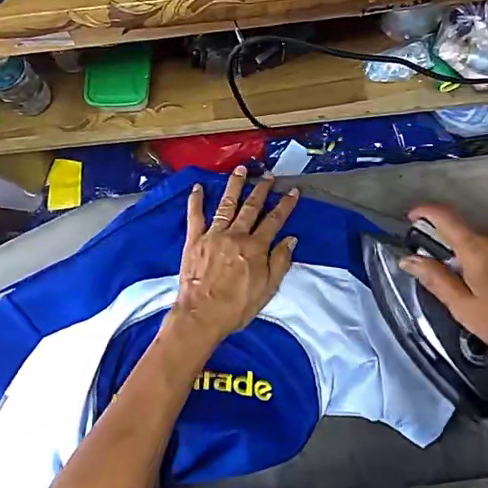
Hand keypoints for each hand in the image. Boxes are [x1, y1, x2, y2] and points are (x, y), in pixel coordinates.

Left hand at [168, 167, 300, 346]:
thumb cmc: (238, 306)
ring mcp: (213, 236)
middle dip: (262, 190)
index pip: (275, 220)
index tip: (293, 191)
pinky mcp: (194, 241)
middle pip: (251, 207)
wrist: (201, 316)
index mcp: (256, 247)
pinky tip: (198, 187)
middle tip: (269, 176)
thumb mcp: (268, 288)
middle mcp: (236, 235)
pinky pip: (195, 216)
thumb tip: (291, 240)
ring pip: (226, 205)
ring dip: (234, 186)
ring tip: (240, 170)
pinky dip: (196, 201)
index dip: (285, 204)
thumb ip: (280, 261)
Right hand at [397, 203, 487, 383]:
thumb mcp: (467, 310)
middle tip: (450, 292)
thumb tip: (409, 259)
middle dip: (453, 258)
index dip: (426, 212)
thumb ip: (437, 281)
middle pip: (468, 240)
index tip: (412, 217)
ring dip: (477, 271)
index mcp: (478, 250)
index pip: (446, 218)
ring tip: (483, 307)